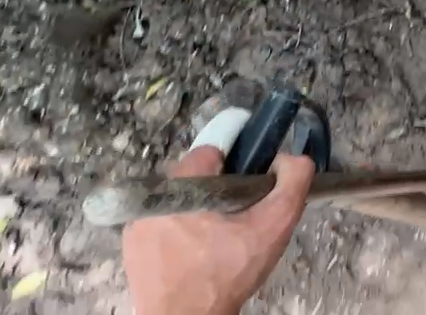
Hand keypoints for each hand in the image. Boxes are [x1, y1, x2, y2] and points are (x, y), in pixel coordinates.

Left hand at [122, 147, 315, 314]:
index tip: (250, 190)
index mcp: (179, 188)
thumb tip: (286, 158)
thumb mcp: (276, 222)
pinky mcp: (132, 253)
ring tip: (222, 237)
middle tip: (240, 217)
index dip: (239, 165)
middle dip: (222, 188)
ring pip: (182, 200)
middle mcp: (150, 204)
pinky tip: (201, 253)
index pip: (212, 151)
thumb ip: (293, 179)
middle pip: (197, 175)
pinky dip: (185, 230)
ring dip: (203, 209)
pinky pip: (166, 224)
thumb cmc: (227, 274)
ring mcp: (136, 230)